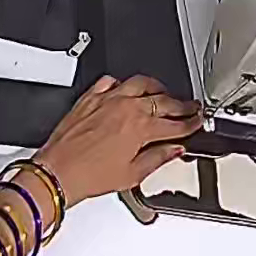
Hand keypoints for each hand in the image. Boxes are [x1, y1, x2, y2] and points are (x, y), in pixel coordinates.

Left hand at [34, 75, 200, 207]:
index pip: (175, 123)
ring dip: (157, 87)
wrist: (58, 171)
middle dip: (182, 105)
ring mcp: (109, 99)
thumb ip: (158, 158)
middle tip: (190, 107)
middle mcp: (127, 108)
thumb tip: (174, 150)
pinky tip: (126, 89)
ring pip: (141, 83)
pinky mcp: (92, 97)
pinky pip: (112, 81)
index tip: (197, 122)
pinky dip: (122, 83)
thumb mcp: (132, 175)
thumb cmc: (89, 174)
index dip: (190, 123)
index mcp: (141, 128)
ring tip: (163, 92)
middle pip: (164, 101)